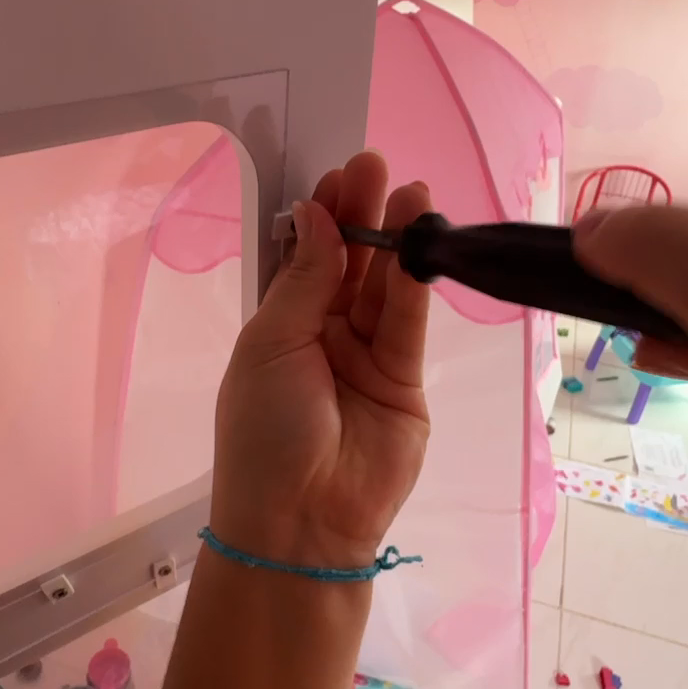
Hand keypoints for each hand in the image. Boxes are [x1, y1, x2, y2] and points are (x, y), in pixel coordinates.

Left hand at [209, 150, 431, 568]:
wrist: (302, 521)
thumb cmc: (265, 431)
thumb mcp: (271, 346)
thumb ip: (305, 281)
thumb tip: (318, 216)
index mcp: (279, 328)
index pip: (306, 260)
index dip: (323, 219)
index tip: (340, 176)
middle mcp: (323, 336)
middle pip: (347, 266)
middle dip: (361, 217)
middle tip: (376, 167)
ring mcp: (366, 357)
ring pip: (384, 287)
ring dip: (396, 240)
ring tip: (411, 192)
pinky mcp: (406, 378)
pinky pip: (409, 321)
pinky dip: (417, 281)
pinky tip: (422, 239)